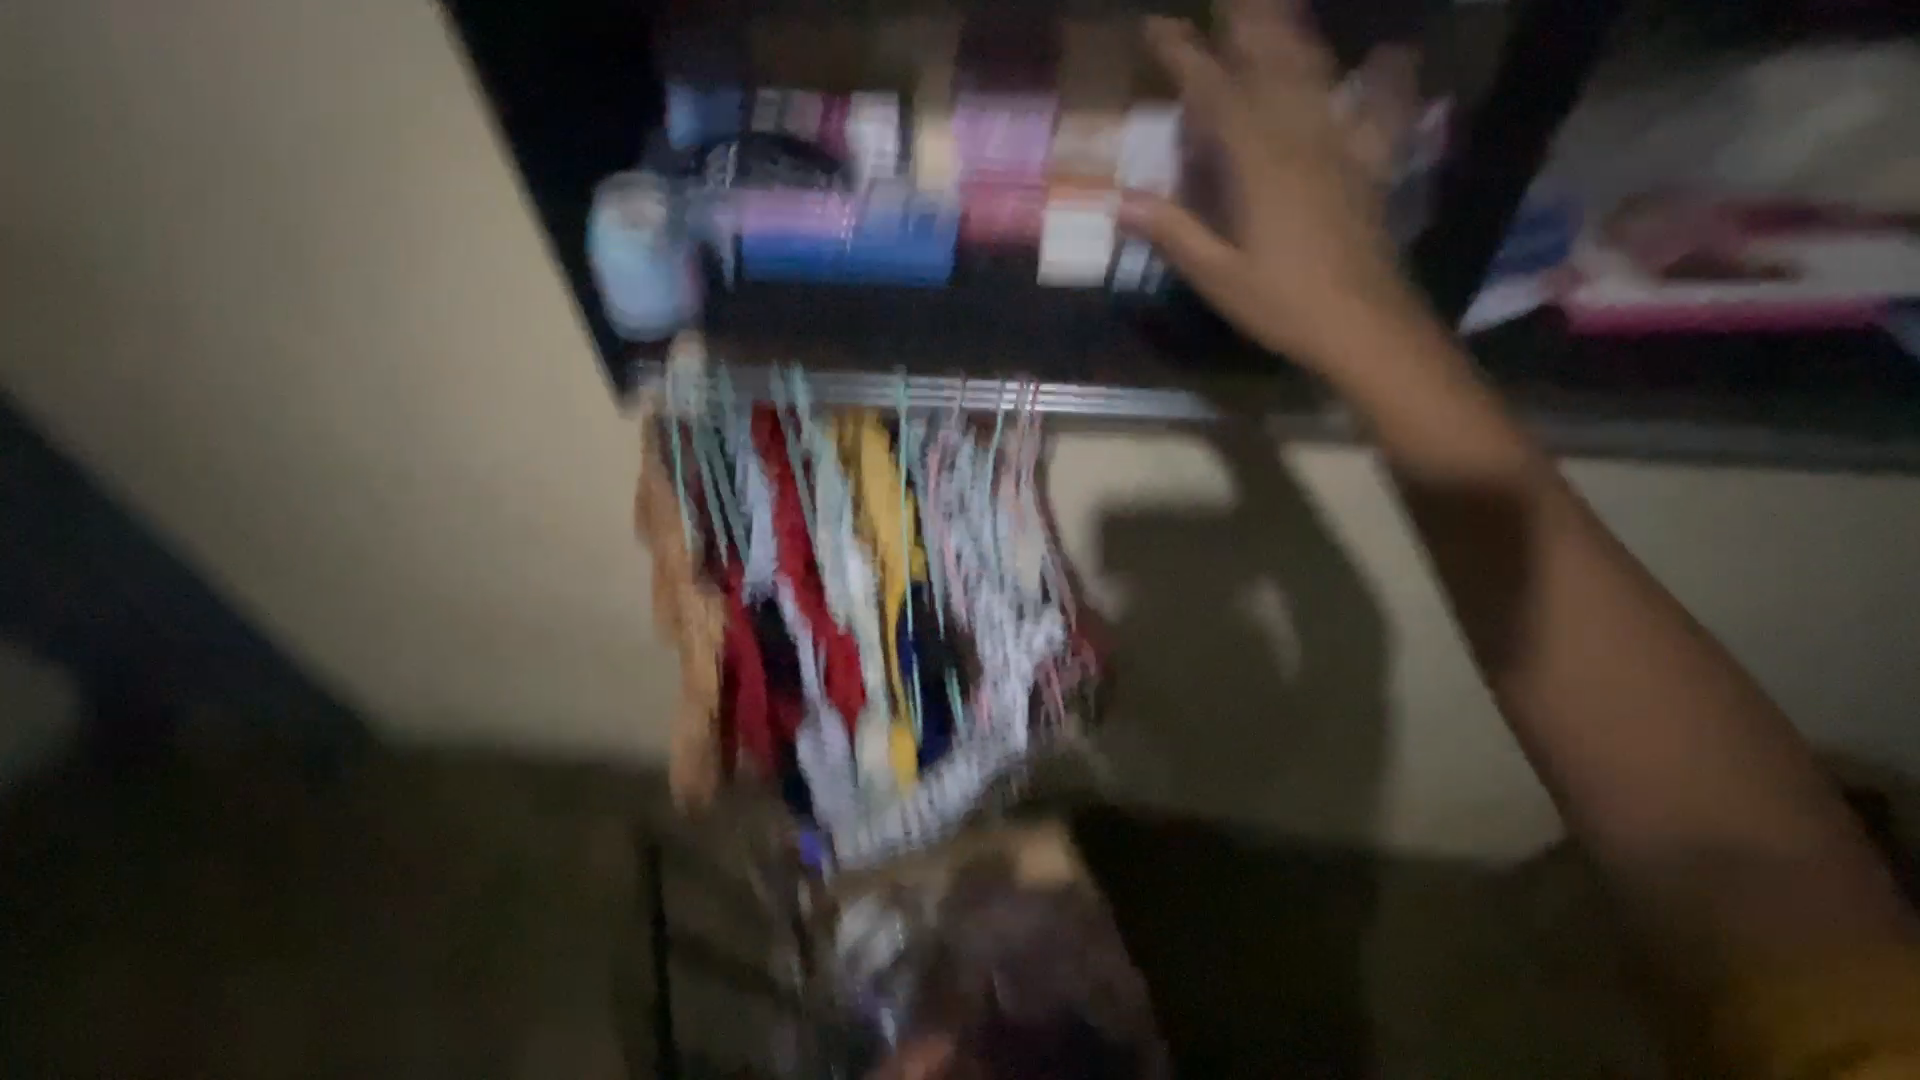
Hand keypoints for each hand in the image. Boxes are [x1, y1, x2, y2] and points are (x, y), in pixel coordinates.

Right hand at [1121, 3, 1432, 368]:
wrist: (1365, 326)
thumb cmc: (1285, 304)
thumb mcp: (1219, 276)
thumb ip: (1175, 233)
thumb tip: (1122, 202)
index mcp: (1258, 164)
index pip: (1215, 94)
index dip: (1185, 55)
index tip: (1157, 26)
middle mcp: (1301, 140)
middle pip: (1271, 64)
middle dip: (1246, 23)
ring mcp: (1340, 149)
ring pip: (1316, 75)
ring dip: (1294, 34)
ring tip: (1279, 4)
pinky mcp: (1366, 168)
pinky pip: (1377, 111)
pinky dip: (1383, 79)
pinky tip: (1391, 56)